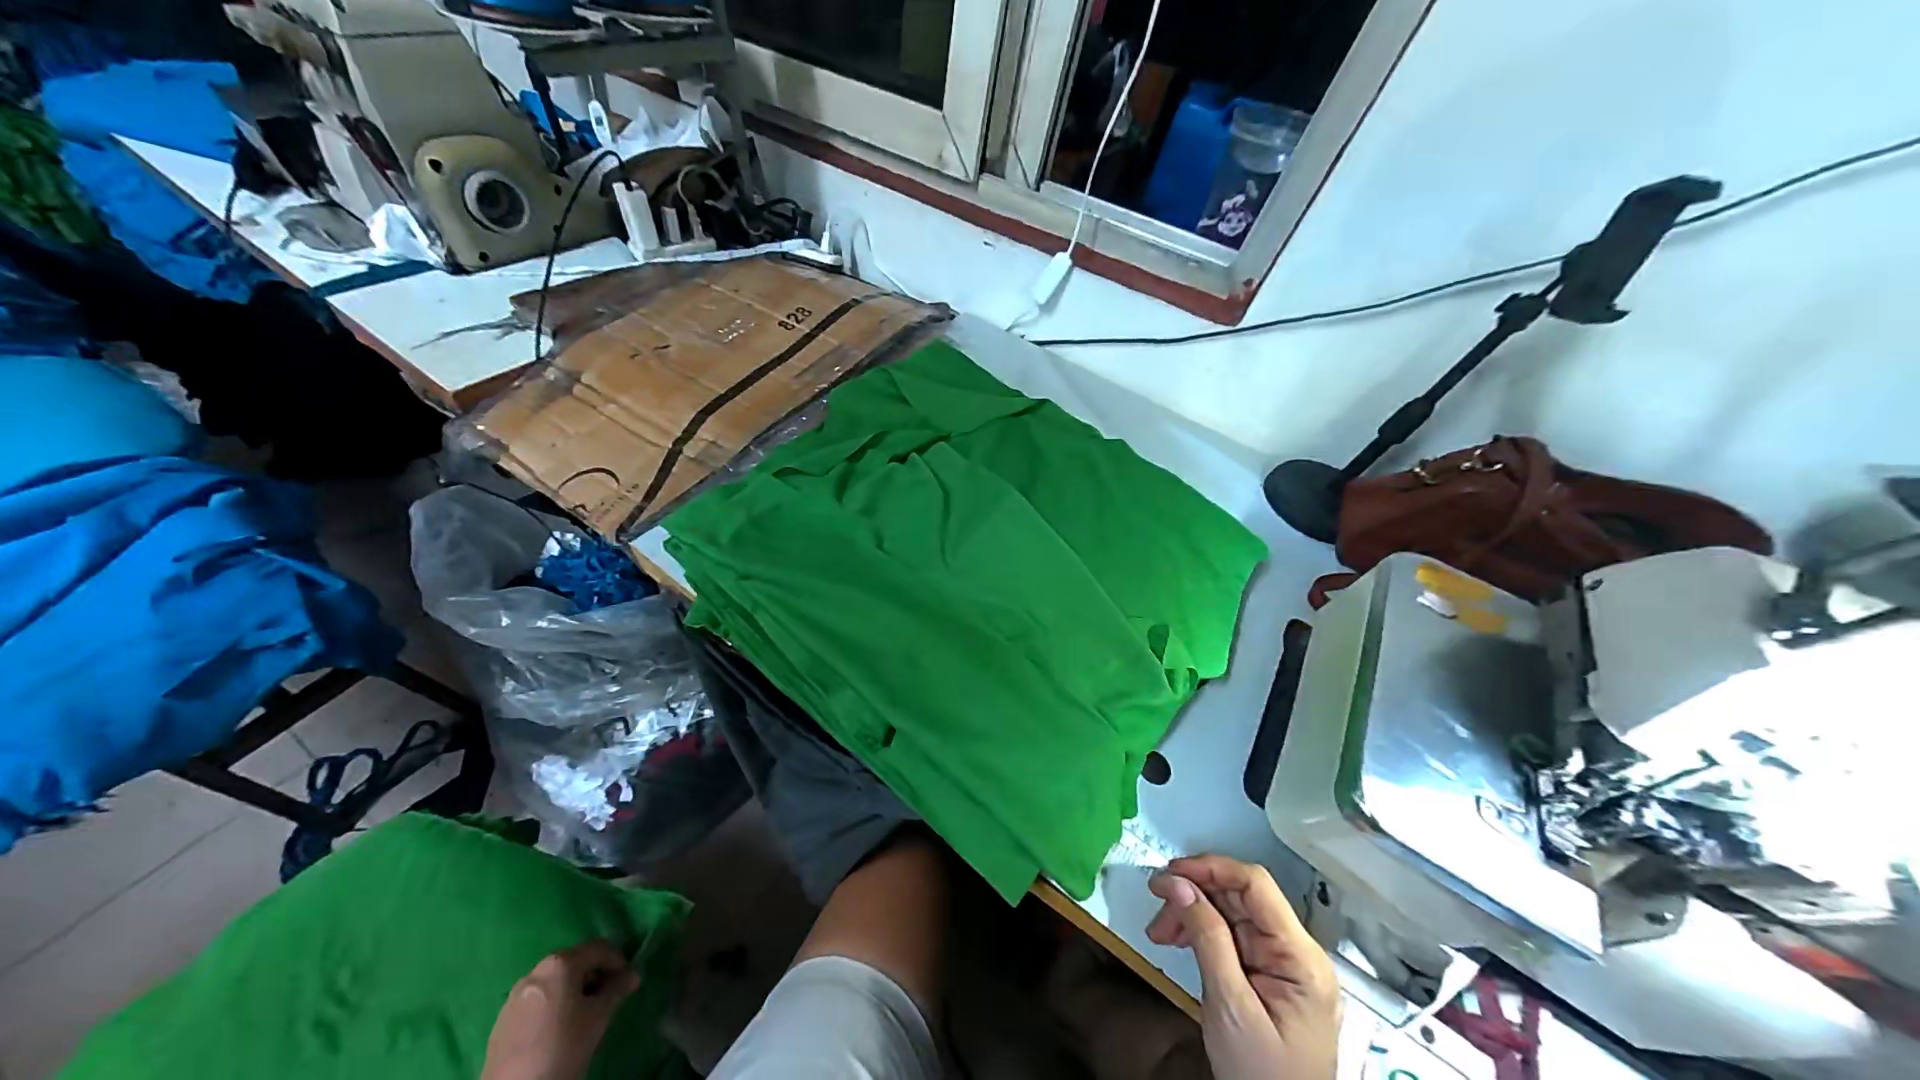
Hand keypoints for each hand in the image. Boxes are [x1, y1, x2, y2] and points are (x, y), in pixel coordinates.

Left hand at [481, 939, 640, 1079]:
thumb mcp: (599, 1017)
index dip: (618, 960)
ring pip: (555, 980)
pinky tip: (559, 1026)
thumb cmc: (564, 1046)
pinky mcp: (503, 1018)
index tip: (628, 979)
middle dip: (595, 973)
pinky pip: (538, 998)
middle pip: (574, 961)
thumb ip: (617, 990)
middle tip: (609, 993)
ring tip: (585, 1011)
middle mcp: (536, 970)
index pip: (598, 948)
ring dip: (574, 988)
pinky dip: (554, 1002)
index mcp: (560, 964)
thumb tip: (632, 975)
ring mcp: (515, 994)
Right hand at [1147, 855, 1340, 1079]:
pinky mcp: (1267, 972)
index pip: (1256, 885)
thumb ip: (1208, 938)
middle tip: (1155, 905)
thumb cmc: (1260, 1074)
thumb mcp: (1229, 1007)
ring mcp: (1282, 961)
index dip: (1212, 868)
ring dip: (1191, 913)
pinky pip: (1230, 934)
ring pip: (1230, 912)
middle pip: (1240, 897)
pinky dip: (1200, 932)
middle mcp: (1295, 950)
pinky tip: (1176, 941)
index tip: (1170, 873)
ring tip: (1160, 933)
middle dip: (1194, 895)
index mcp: (1300, 956)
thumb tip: (1180, 883)